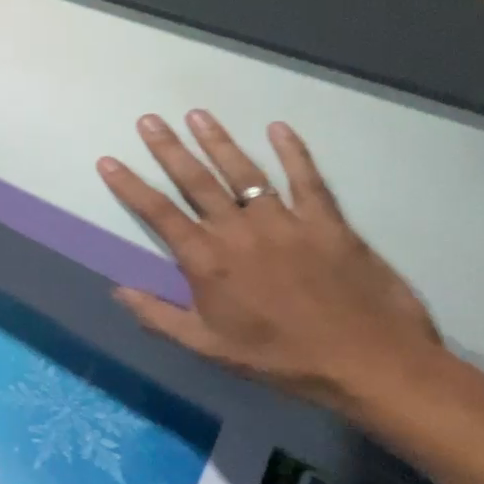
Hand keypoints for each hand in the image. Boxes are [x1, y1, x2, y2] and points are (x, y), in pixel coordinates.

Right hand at [98, 110, 442, 412]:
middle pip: (196, 181)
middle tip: (149, 120)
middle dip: (168, 148)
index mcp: (208, 260)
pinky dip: (294, 154)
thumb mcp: (211, 348)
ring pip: (245, 173)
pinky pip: (309, 182)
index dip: (129, 185)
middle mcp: (240, 232)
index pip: (158, 212)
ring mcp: (287, 225)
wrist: (376, 369)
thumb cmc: (285, 360)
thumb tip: (117, 291)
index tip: (107, 161)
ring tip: (198, 115)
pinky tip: (279, 129)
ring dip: (218, 142)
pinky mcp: (330, 226)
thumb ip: (159, 317)